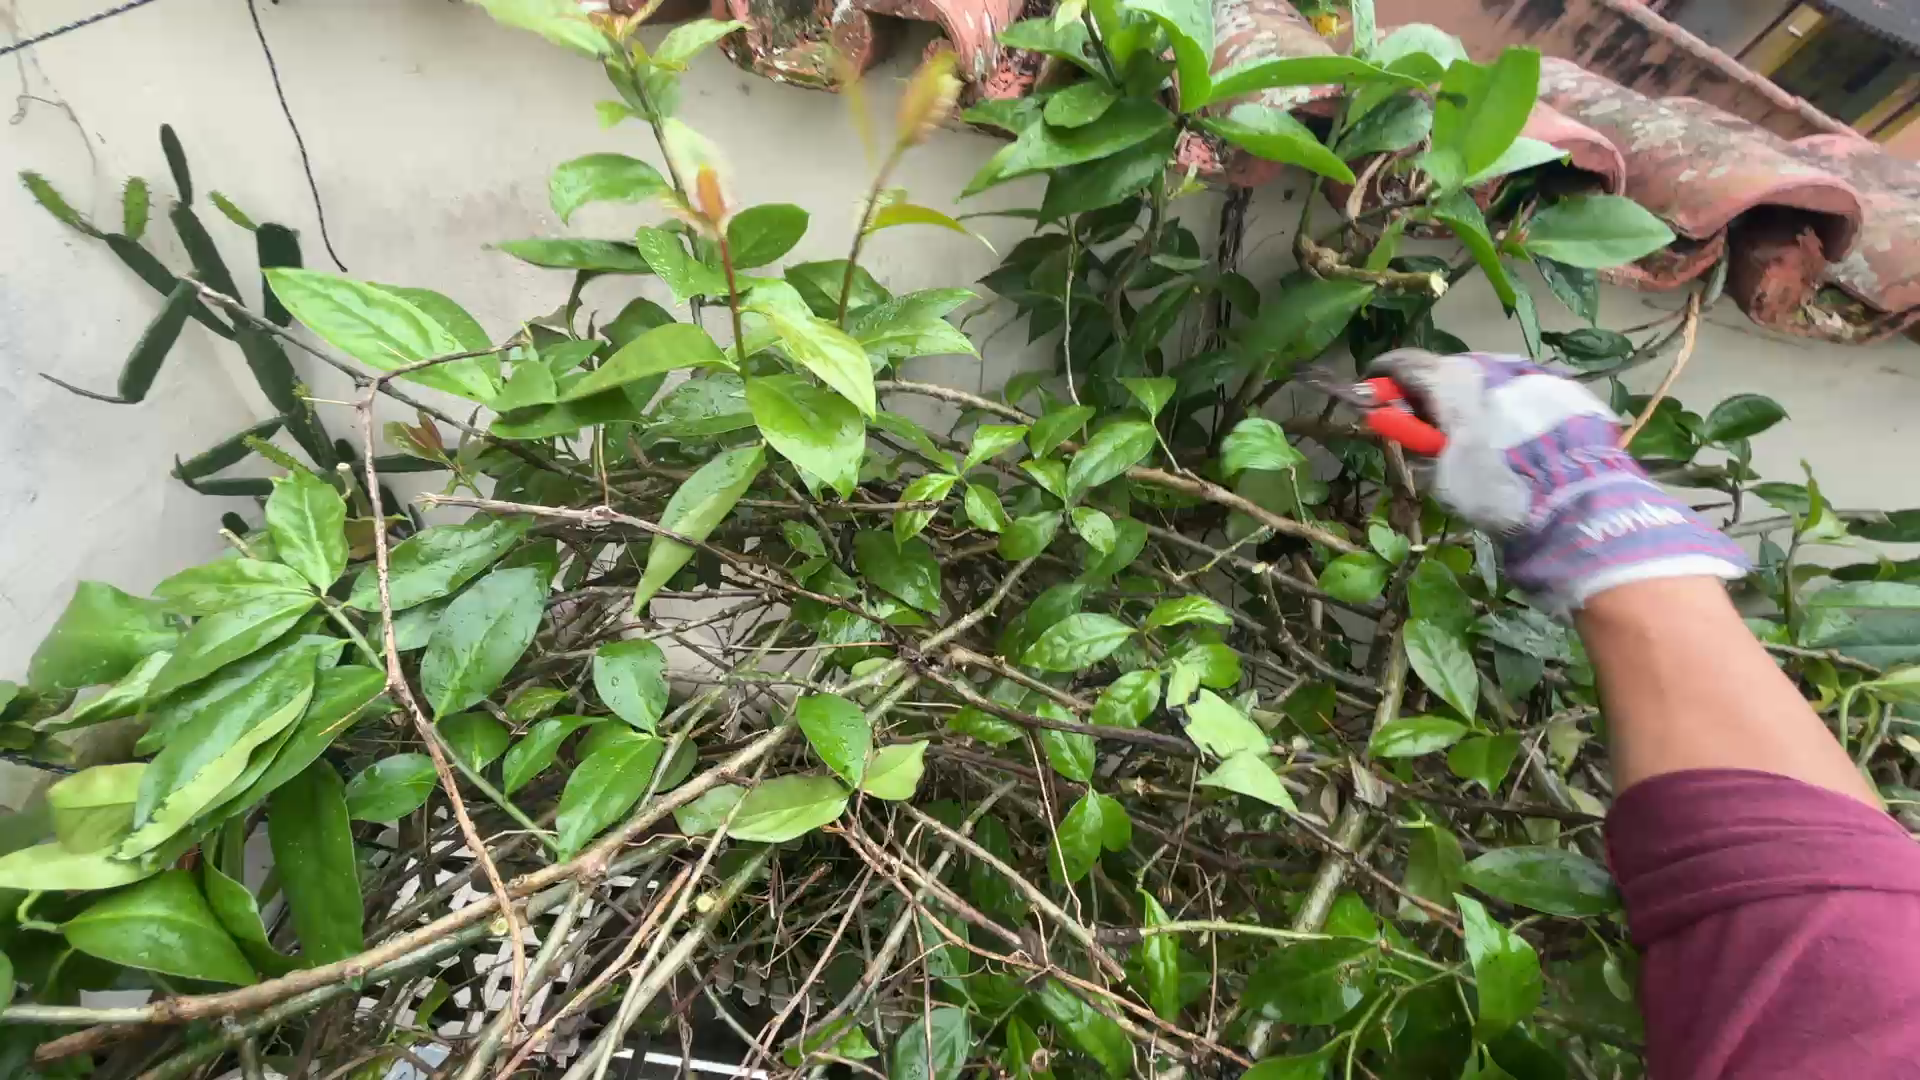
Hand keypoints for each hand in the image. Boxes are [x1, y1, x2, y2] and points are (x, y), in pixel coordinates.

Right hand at [1368, 349, 1747, 616]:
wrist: (1577, 502)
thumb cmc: (1496, 487)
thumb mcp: (1440, 466)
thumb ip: (1414, 433)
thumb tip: (1385, 413)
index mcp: (1454, 378)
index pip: (1405, 363)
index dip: (1383, 378)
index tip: (1369, 393)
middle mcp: (1493, 363)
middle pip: (1448, 368)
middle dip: (1429, 392)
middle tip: (1422, 423)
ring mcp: (1534, 373)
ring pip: (1487, 378)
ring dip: (1470, 399)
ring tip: (1470, 433)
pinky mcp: (1567, 389)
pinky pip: (1521, 391)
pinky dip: (1505, 407)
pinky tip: (1508, 436)